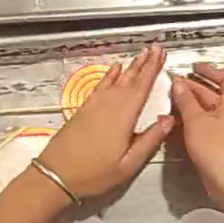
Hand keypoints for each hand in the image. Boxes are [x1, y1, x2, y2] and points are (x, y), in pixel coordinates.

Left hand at [34, 46, 174, 199]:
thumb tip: (169, 119)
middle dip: (144, 62)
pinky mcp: (84, 109)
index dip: (153, 68)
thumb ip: (150, 140)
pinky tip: (114, 69)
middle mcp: (109, 105)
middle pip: (130, 78)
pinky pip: (101, 86)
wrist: (55, 175)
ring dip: (130, 66)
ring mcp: (94, 105)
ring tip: (140, 55)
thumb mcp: (128, 164)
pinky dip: (109, 75)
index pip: (142, 86)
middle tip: (155, 47)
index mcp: (123, 117)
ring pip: (116, 80)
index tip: (161, 53)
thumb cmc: (93, 174)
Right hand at [169, 63, 223, 211]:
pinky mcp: (220, 143)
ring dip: (191, 103)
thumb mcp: (196, 121)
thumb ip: (185, 101)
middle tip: (175, 83)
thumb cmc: (219, 153)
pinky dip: (193, 119)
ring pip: (208, 110)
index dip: (210, 71)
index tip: (195, 66)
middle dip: (194, 87)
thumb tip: (178, 84)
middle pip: (214, 94)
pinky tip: (179, 120)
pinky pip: (206, 124)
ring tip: (173, 99)